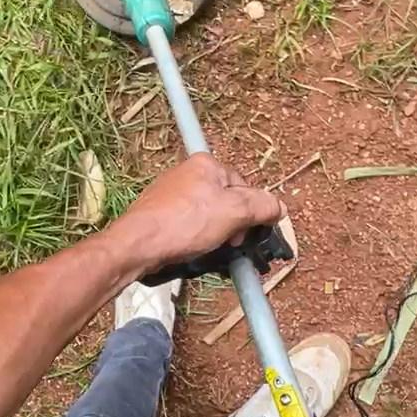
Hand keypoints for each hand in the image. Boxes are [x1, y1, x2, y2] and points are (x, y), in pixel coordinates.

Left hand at [107, 154, 283, 274]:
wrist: (138, 244)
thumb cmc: (184, 223)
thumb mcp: (234, 212)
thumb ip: (261, 206)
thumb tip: (278, 207)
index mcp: (206, 164)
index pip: (243, 187)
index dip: (250, 213)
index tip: (246, 234)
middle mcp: (187, 173)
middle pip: (226, 201)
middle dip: (232, 226)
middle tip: (228, 245)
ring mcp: (171, 193)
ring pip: (207, 216)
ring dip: (214, 235)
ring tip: (208, 251)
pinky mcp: (159, 213)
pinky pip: (188, 225)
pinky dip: (194, 239)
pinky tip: (191, 251)